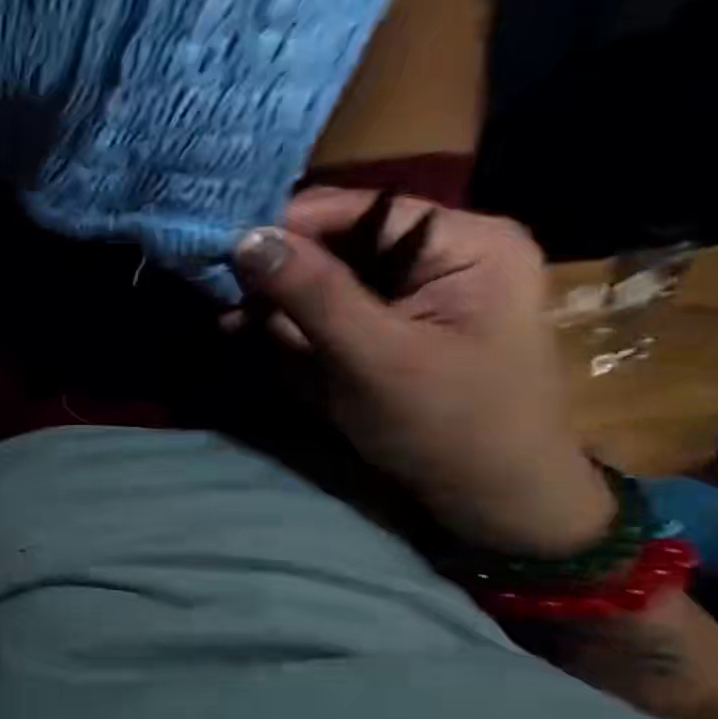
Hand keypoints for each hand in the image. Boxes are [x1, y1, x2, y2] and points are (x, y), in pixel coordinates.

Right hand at [225, 187, 612, 556]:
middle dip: (281, 272)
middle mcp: (444, 254)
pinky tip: (253, 332)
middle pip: (342, 243)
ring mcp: (419, 293)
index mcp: (466, 243)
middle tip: (222, 296)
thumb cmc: (451, 428)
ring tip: (231, 322)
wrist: (495, 506)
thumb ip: (312, 293)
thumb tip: (245, 237)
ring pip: (330, 279)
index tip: (224, 252)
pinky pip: (335, 312)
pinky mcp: (395, 327)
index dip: (291, 227)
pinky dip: (295, 325)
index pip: (360, 211)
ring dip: (280, 302)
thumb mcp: (376, 358)